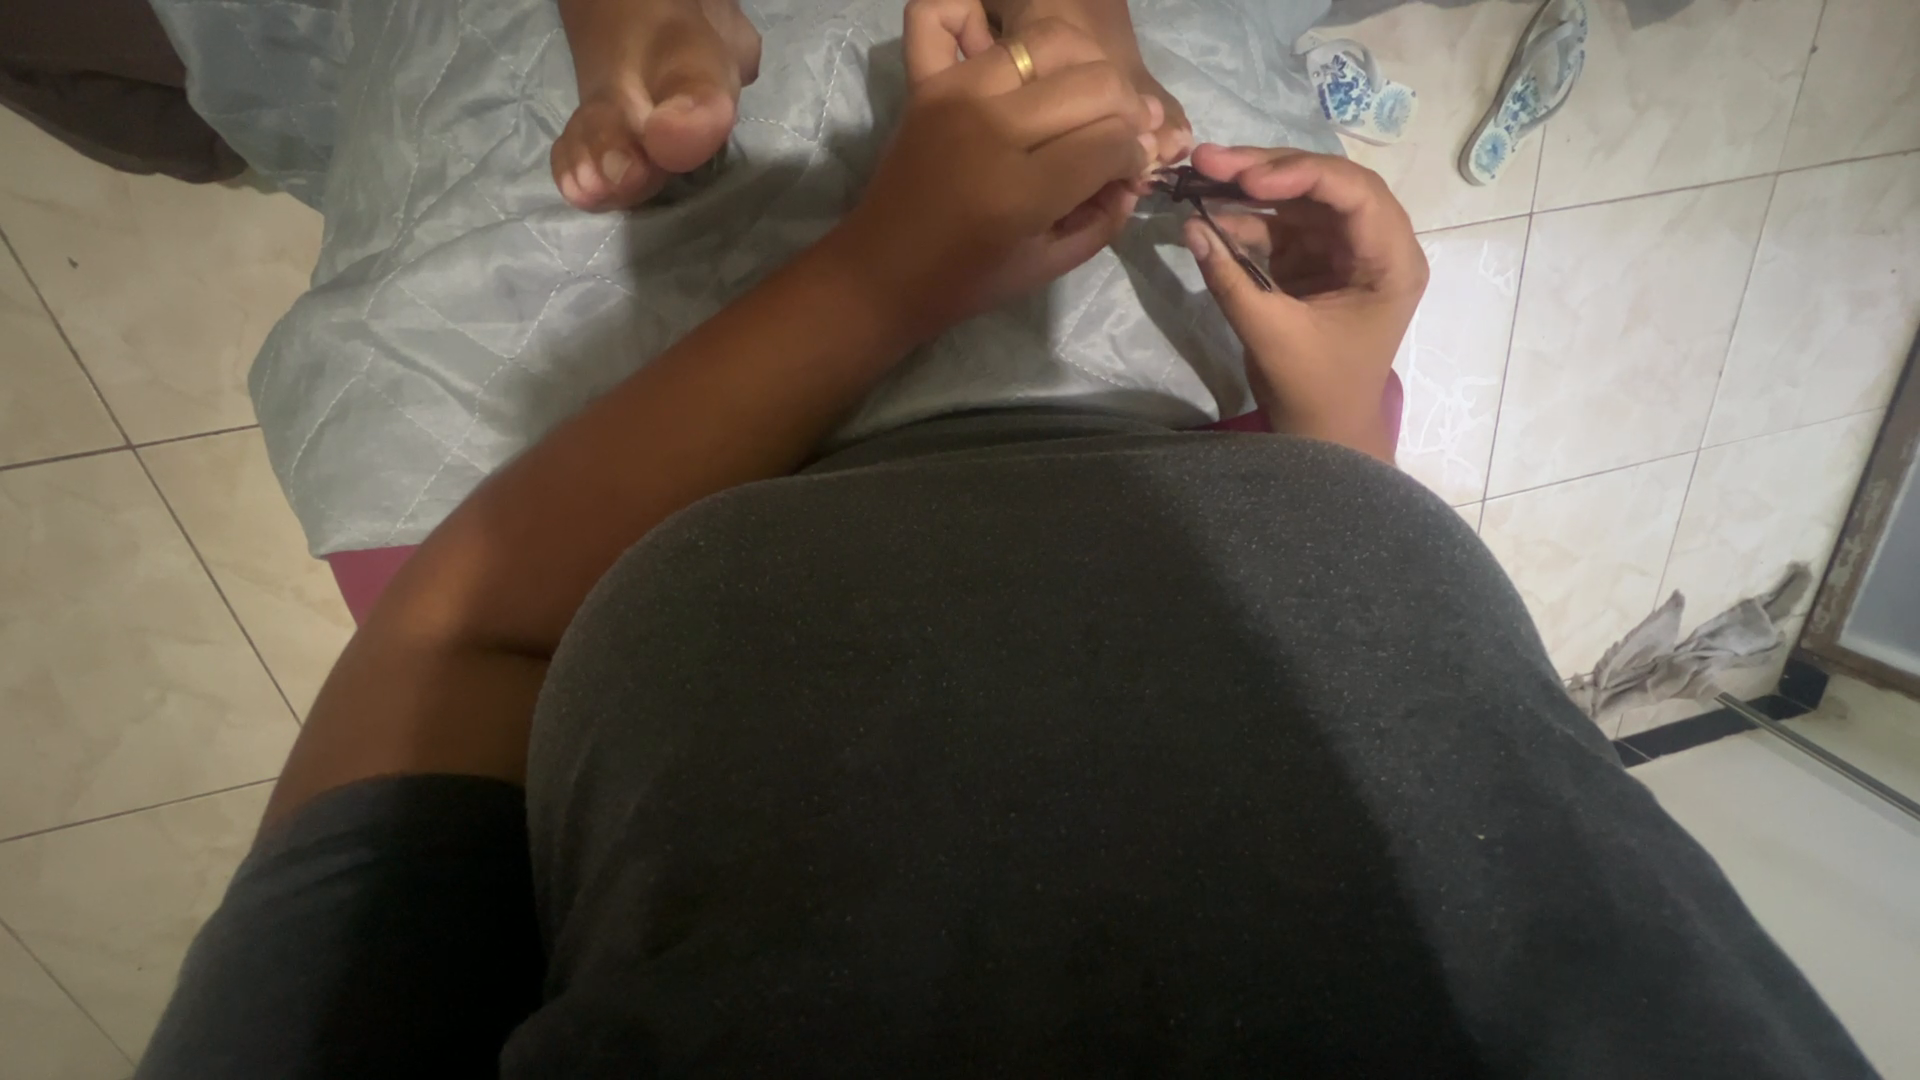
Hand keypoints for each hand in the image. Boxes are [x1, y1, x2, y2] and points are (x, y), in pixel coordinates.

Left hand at [831, 0, 1157, 337]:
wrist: (882, 275)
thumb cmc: (965, 283)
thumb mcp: (1044, 267)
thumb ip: (1101, 220)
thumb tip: (1136, 172)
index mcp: (1018, 195)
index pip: (1109, 144)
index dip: (1136, 156)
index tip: (1133, 170)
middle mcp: (990, 131)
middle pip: (1094, 85)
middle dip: (1126, 111)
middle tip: (1123, 136)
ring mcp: (956, 96)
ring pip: (1050, 41)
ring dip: (1086, 64)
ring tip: (1089, 97)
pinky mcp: (929, 83)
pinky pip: (951, 16)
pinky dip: (987, 17)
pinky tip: (1018, 54)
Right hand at [1182, 145, 1426, 462]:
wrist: (1320, 430)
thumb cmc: (1313, 389)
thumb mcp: (1271, 335)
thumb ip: (1232, 280)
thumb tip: (1191, 228)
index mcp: (1389, 260)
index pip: (1353, 193)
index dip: (1299, 175)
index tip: (1244, 179)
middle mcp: (1371, 244)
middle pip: (1323, 186)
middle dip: (1264, 170)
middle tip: (1207, 158)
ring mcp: (1339, 251)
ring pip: (1297, 201)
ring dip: (1249, 189)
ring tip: (1200, 173)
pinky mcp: (1311, 264)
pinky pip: (1279, 229)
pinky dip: (1244, 222)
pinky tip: (1209, 214)